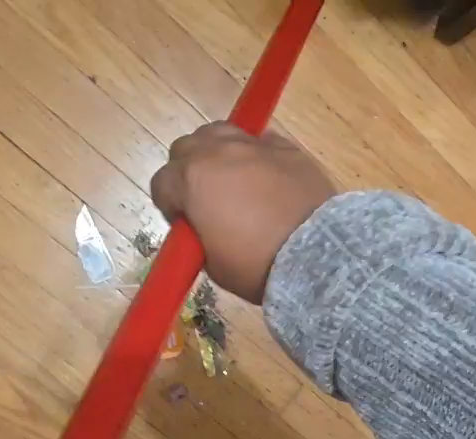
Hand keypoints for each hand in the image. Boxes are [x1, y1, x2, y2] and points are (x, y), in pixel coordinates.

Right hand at [150, 121, 337, 303]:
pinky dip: (253, 157)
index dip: (169, 206)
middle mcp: (217, 151)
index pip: (161, 182)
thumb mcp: (213, 264)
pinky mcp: (285, 146)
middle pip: (186, 148)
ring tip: (231, 184)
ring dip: (216, 155)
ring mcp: (253, 144)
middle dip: (187, 172)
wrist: (314, 255)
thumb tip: (201, 225)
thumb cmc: (256, 266)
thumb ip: (198, 235)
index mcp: (192, 180)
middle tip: (204, 202)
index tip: (184, 225)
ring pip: (220, 134)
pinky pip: (258, 142)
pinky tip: (265, 181)